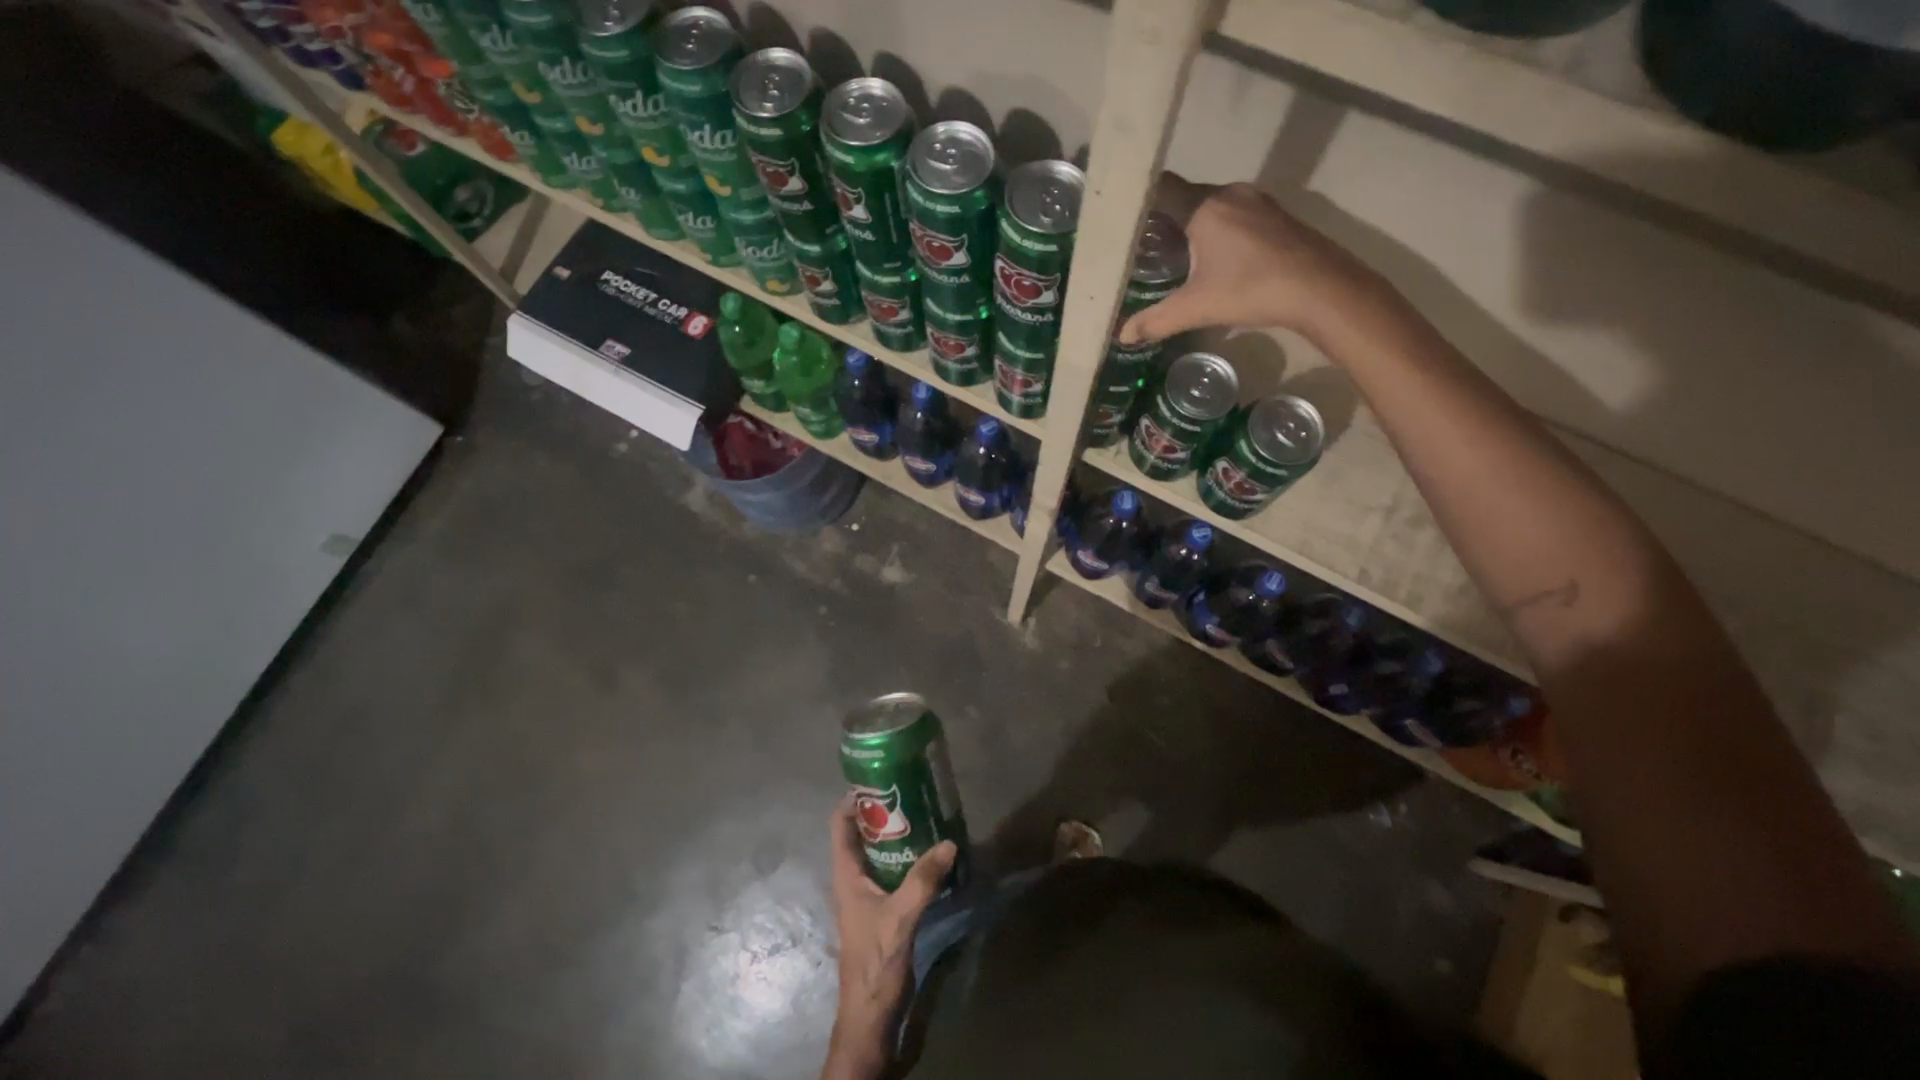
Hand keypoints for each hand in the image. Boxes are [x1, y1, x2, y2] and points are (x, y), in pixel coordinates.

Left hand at [822, 796, 956, 1078]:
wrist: (873, 1009)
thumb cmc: (876, 960)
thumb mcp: (900, 916)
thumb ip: (923, 879)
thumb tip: (948, 842)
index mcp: (846, 875)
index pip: (839, 825)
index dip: (854, 800)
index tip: (880, 780)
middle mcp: (853, 879)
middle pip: (862, 835)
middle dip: (883, 813)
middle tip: (912, 792)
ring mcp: (868, 895)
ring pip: (880, 853)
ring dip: (898, 836)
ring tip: (927, 815)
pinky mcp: (884, 909)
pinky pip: (894, 872)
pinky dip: (909, 858)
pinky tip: (933, 854)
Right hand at [1119, 172, 1386, 347]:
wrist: (1323, 289)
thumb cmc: (1254, 290)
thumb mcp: (1198, 308)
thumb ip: (1157, 320)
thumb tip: (1122, 336)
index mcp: (1204, 207)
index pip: (1161, 187)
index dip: (1138, 198)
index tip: (1120, 214)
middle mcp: (1229, 194)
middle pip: (1185, 196)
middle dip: (1163, 216)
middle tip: (1141, 241)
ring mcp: (1256, 201)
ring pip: (1211, 204)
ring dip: (1193, 223)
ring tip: (1173, 250)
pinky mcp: (1275, 214)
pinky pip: (1234, 212)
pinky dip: (1218, 227)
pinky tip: (1215, 256)